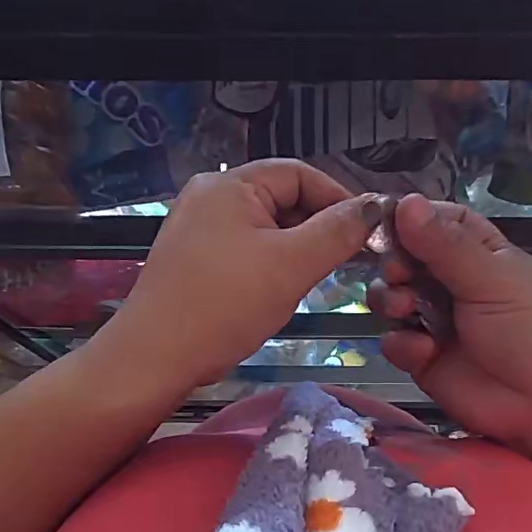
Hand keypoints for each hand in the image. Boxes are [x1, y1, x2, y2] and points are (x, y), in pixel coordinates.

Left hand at [93, 159, 384, 390]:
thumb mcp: (292, 265)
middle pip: (283, 198)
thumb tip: (374, 207)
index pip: (300, 174)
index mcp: (230, 185)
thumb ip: (337, 232)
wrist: (157, 357)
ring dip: (298, 248)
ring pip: (267, 227)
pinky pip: (247, 248)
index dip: (339, 198)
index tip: (368, 230)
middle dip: (319, 226)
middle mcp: (210, 196)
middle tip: (347, 258)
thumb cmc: (225, 305)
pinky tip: (282, 288)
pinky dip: (273, 263)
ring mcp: (199, 227)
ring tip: (316, 277)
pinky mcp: (195, 258)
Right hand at [368, 194, 531, 449]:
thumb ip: (446, 246)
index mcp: (480, 254)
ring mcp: (436, 321)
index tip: (384, 222)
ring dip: (391, 299)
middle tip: (399, 273)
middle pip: (404, 257)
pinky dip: (402, 343)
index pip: (435, 220)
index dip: (409, 218)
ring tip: (406, 310)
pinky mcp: (423, 359)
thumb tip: (405, 201)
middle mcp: (453, 283)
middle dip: (394, 262)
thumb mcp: (494, 281)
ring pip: (391, 297)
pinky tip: (424, 351)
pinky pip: (394, 340)